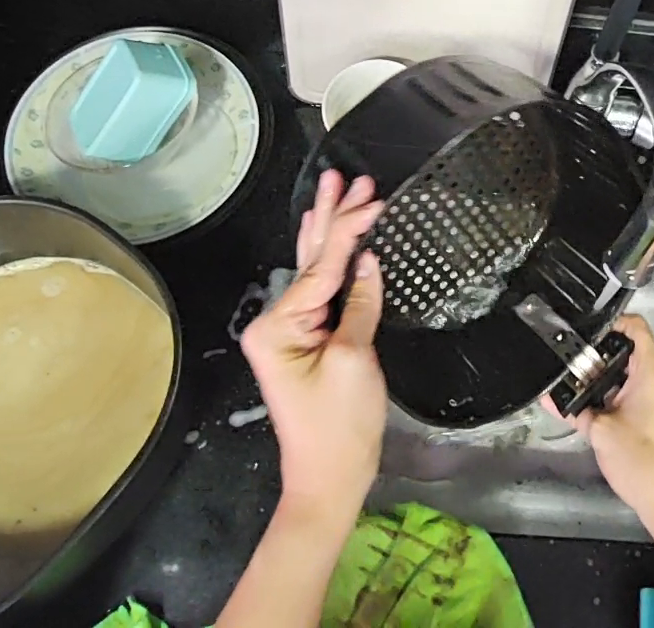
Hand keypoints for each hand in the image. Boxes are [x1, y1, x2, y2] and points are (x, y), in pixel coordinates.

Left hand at [241, 170, 387, 517]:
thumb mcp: (354, 360)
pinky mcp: (305, 337)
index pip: (322, 265)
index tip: (377, 199)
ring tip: (334, 187)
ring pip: (313, 267)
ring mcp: (288, 329)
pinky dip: (329, 258)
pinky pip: (319, 287)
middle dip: (333, 216)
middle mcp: (276, 320)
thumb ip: (360, 304)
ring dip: (329, 227)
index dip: (351, 229)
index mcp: (279, 324)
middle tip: (348, 176)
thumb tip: (369, 260)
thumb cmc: (340, 426)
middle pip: (311, 257)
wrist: (329, 477)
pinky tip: (327, 232)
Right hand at [548, 314, 653, 528]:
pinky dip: (613, 395)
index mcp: (652, 373)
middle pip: (629, 350)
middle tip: (571, 360)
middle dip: (599, 353)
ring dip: (603, 378)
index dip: (611, 321)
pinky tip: (587, 407)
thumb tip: (549, 397)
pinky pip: (633, 394)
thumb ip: (575, 409)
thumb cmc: (640, 461)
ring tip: (573, 382)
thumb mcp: (600, 432)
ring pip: (629, 374)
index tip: (584, 331)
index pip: (636, 327)